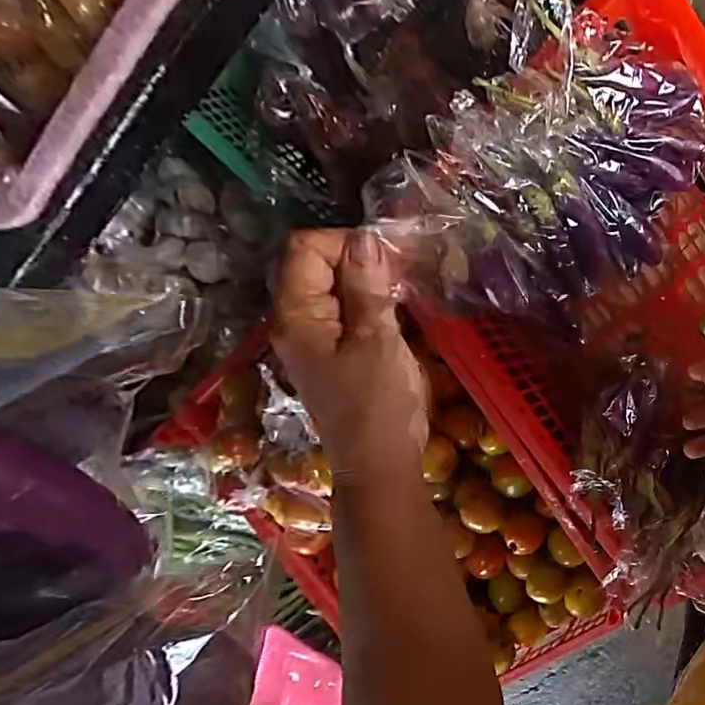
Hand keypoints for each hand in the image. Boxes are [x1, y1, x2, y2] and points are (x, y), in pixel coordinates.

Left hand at [271, 229, 427, 483]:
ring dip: (370, 285)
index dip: (347, 243)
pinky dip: (372, 308)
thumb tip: (366, 239)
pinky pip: (347, 317)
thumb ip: (369, 289)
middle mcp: (297, 323)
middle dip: (362, 262)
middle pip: (318, 268)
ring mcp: (315, 342)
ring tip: (408, 293)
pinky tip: (400, 317)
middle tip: (407, 274)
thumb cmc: (379, 406)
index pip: (307, 250)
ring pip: (336, 293)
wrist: (379, 465)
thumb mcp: (378, 342)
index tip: (392, 257)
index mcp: (297, 316)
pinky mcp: (335, 357)